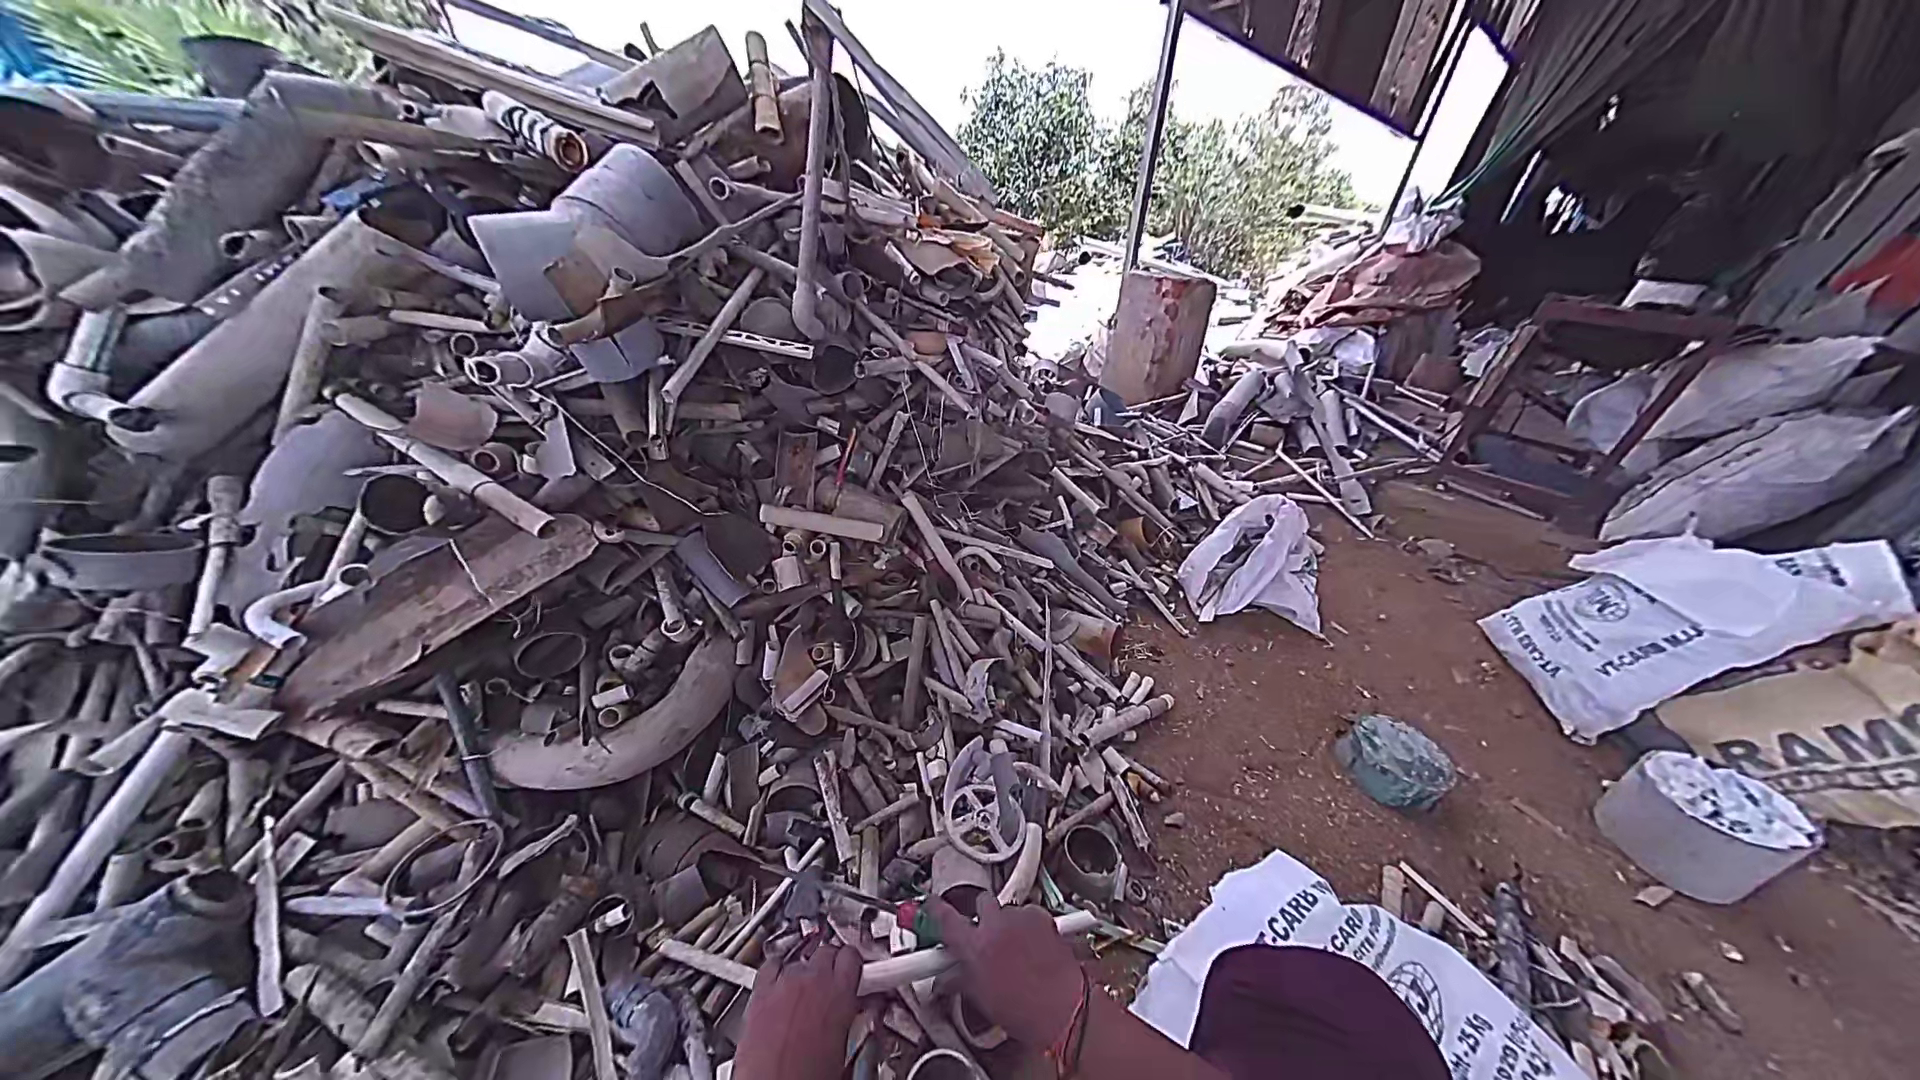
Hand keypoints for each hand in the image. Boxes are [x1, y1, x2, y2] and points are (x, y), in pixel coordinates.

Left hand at [731, 936, 861, 1079]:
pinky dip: (777, 971)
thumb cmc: (806, 1079)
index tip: (852, 971)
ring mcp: (786, 983)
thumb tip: (867, 1015)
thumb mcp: (847, 1050)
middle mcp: (813, 979)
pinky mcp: (761, 992)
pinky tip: (779, 984)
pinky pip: (771, 965)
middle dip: (830, 965)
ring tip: (804, 995)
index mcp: (840, 992)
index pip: (851, 955)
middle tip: (831, 985)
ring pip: (800, 959)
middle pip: (826, 952)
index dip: (852, 963)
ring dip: (805, 972)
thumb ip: (858, 1020)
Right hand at [931, 894, 1085, 1049]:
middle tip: (984, 936)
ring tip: (1013, 948)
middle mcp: (995, 924)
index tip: (930, 904)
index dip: (934, 908)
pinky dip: (1027, 924)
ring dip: (1005, 922)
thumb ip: (959, 980)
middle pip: (980, 902)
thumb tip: (946, 979)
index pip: (945, 918)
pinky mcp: (1040, 915)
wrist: (1064, 1009)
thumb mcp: (981, 998)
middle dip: (981, 915)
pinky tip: (1031, 946)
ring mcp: (1019, 917)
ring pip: (1005, 909)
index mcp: (974, 946)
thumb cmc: (1024, 1011)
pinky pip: (1027, 913)